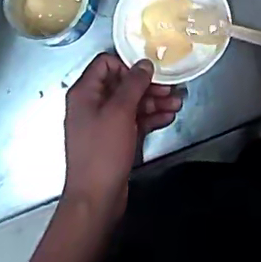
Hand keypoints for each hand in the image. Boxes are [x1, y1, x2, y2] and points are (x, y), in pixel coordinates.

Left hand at [61, 54, 183, 218]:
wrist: (96, 198)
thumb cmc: (103, 152)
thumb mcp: (120, 112)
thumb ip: (133, 84)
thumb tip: (144, 64)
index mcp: (84, 93)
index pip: (105, 63)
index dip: (128, 64)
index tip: (150, 71)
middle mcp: (91, 104)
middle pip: (122, 84)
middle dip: (148, 86)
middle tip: (171, 88)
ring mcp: (102, 123)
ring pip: (130, 103)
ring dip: (153, 102)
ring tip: (176, 104)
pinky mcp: (114, 139)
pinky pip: (133, 120)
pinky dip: (149, 117)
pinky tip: (167, 118)